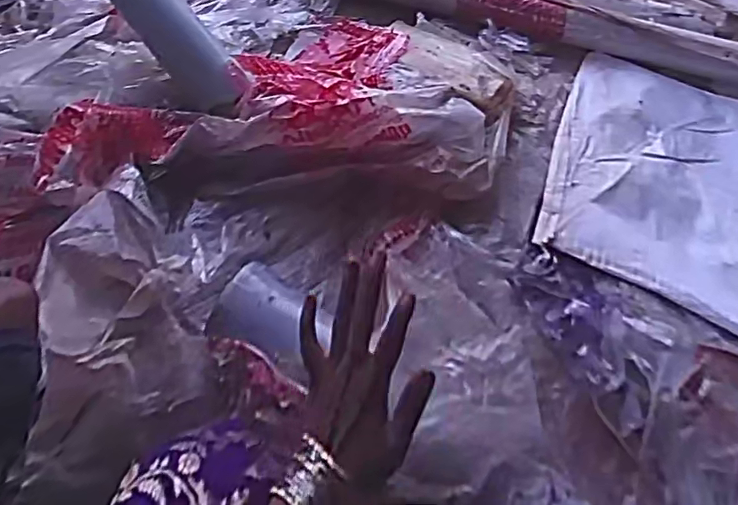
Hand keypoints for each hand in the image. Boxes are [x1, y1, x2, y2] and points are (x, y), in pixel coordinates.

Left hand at [299, 257, 436, 496]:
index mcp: (373, 382)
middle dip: (371, 286)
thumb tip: (429, 372)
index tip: (410, 293)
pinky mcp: (313, 378)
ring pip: (339, 322)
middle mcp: (350, 369)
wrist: (317, 484)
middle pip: (362, 319)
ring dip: (346, 291)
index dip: (400, 318)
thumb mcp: (395, 446)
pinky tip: (311, 297)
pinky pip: (308, 345)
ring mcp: (329, 371)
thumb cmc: (362, 467)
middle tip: (377, 256)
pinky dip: (308, 321)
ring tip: (351, 261)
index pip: (390, 343)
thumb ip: (411, 408)